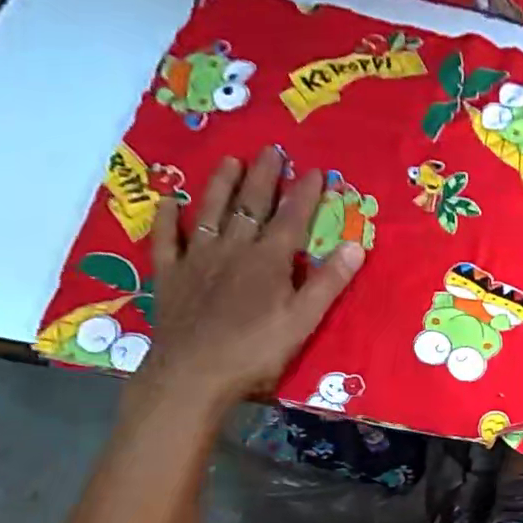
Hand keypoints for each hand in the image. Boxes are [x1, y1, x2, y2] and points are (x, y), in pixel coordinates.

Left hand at [127, 147, 364, 418]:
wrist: (194, 372)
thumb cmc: (255, 352)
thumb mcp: (302, 322)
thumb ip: (328, 283)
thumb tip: (355, 245)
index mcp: (268, 261)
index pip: (292, 218)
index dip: (306, 194)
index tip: (318, 171)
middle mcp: (233, 249)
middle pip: (251, 205)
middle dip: (264, 177)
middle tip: (272, 150)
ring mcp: (197, 259)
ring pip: (211, 212)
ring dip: (221, 185)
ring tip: (230, 160)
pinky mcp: (170, 275)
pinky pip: (166, 239)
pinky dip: (167, 219)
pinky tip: (169, 202)